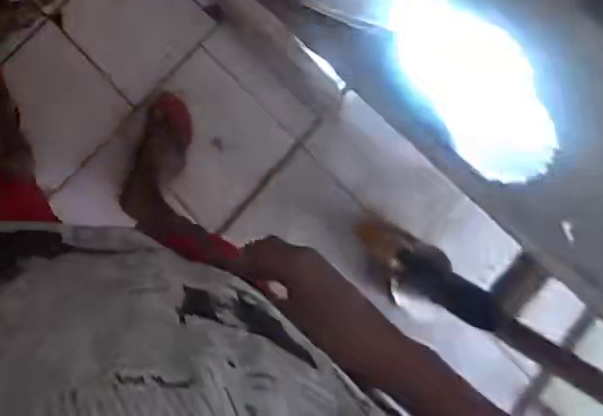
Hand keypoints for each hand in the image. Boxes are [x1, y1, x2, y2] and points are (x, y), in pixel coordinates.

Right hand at [238, 236, 418, 381]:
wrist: (386, 354)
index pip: (253, 250)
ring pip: (282, 257)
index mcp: (293, 259)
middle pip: (267, 248)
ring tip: (250, 290)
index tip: (216, 274)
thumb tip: (236, 287)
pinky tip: (277, 296)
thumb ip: (262, 298)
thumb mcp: (291, 320)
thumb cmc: (335, 335)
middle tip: (231, 282)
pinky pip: (294, 267)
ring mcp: (320, 266)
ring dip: (265, 267)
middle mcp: (305, 254)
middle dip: (248, 260)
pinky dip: (280, 274)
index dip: (233, 260)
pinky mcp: (330, 280)